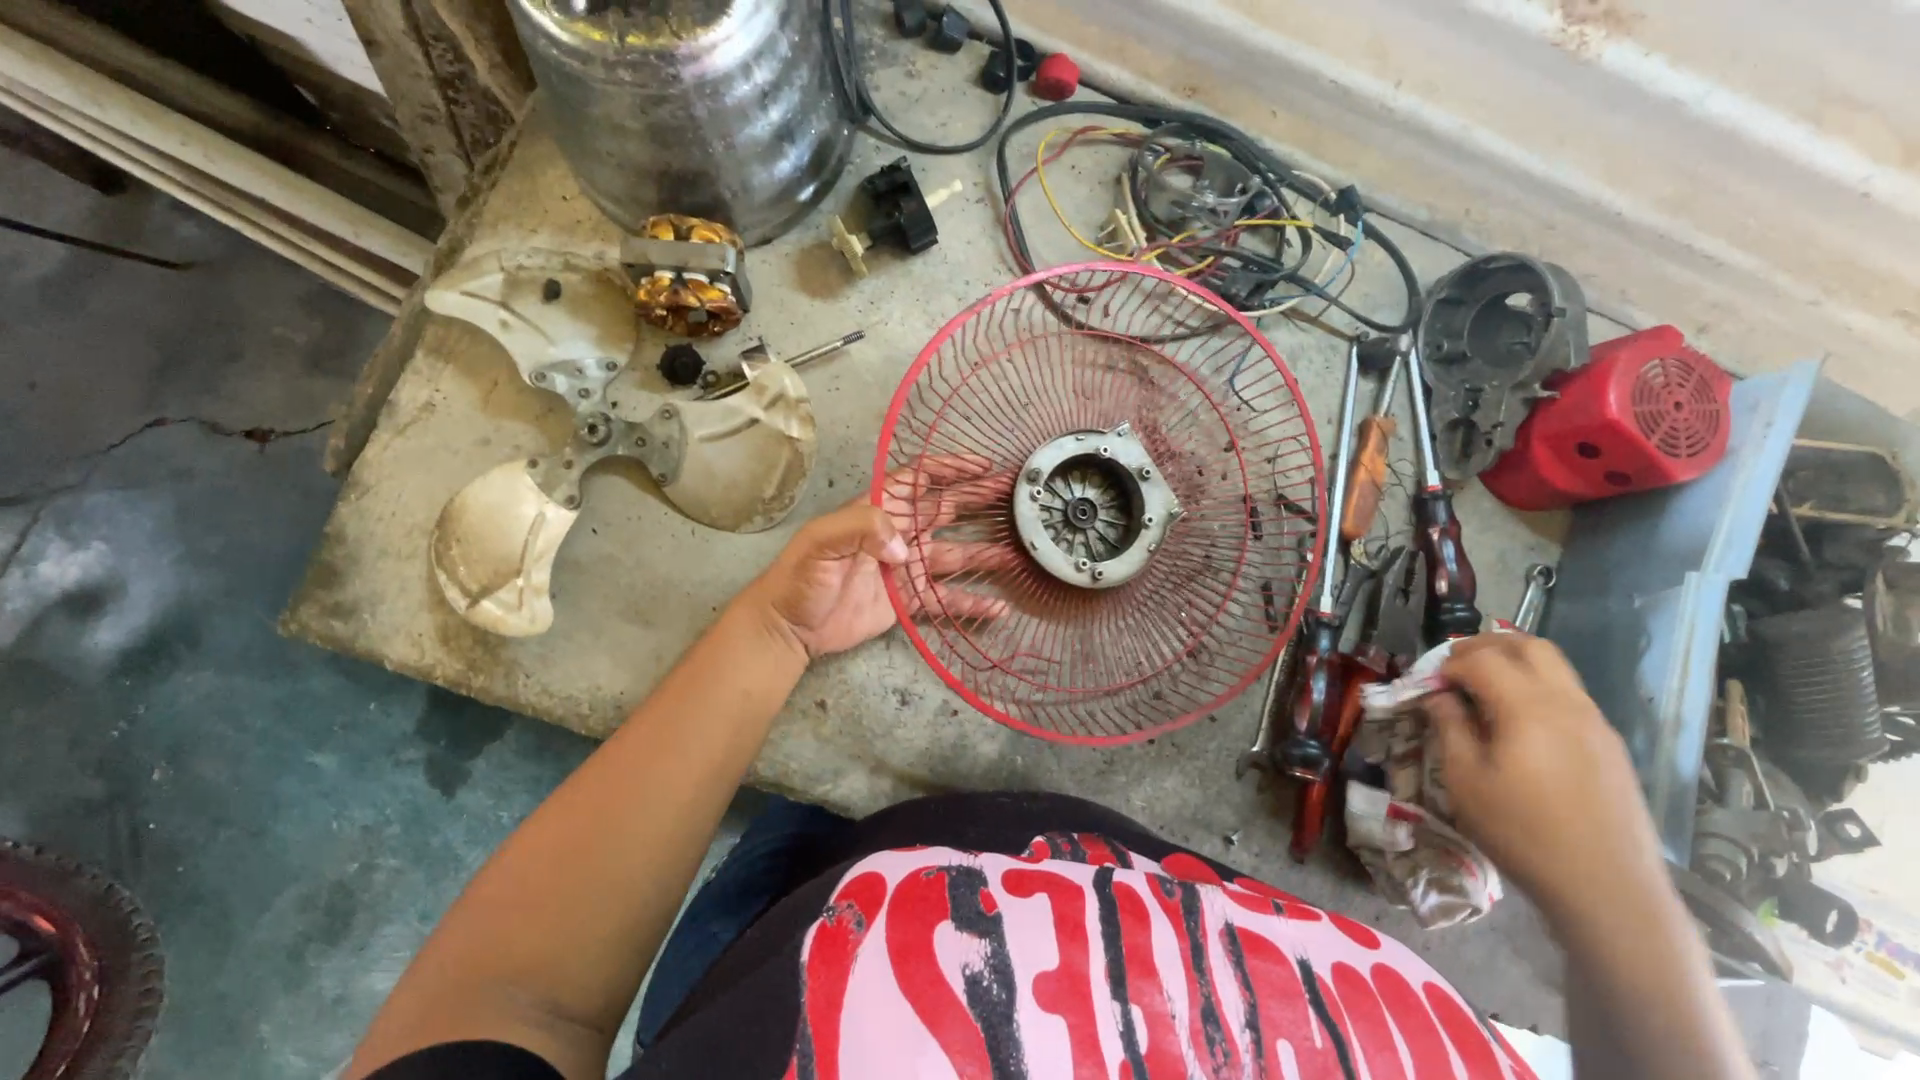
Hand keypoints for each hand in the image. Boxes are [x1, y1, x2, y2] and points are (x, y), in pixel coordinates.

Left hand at [738, 462, 1010, 659]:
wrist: (789, 626)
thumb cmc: (799, 576)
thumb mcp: (822, 541)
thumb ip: (863, 529)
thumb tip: (907, 546)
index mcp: (878, 509)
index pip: (920, 479)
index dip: (951, 468)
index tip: (983, 465)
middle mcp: (899, 533)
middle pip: (948, 510)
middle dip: (980, 500)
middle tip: (1015, 497)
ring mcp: (907, 568)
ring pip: (956, 554)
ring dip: (985, 553)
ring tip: (1018, 553)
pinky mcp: (909, 600)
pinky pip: (947, 599)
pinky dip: (972, 603)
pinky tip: (999, 608)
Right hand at [1423, 634, 1671, 926]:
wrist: (1607, 888)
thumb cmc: (1523, 833)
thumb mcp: (1466, 782)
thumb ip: (1450, 729)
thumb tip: (1439, 697)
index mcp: (1528, 707)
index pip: (1482, 659)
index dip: (1448, 663)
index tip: (1427, 683)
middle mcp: (1567, 703)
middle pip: (1528, 646)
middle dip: (1486, 646)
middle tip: (1454, 666)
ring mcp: (1595, 722)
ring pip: (1556, 666)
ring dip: (1515, 663)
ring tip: (1483, 688)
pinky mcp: (1609, 744)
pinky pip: (1570, 694)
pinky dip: (1537, 687)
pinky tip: (1518, 722)